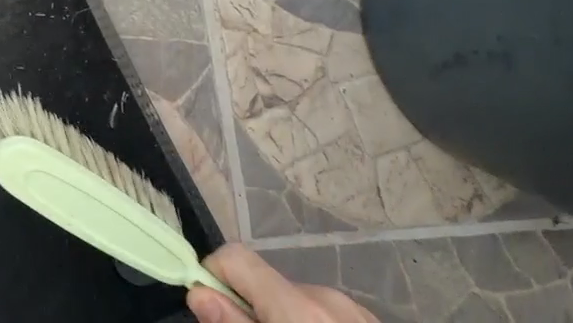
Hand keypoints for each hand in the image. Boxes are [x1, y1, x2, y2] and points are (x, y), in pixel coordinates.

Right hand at [188, 245, 377, 321]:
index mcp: (297, 305)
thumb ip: (234, 322)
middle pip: (266, 281)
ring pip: (298, 299)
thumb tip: (198, 292)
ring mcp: (358, 310)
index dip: (214, 274)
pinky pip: (328, 313)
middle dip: (252, 305)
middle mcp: (327, 297)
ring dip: (285, 316)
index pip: (235, 255)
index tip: (213, 307)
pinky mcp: (374, 321)